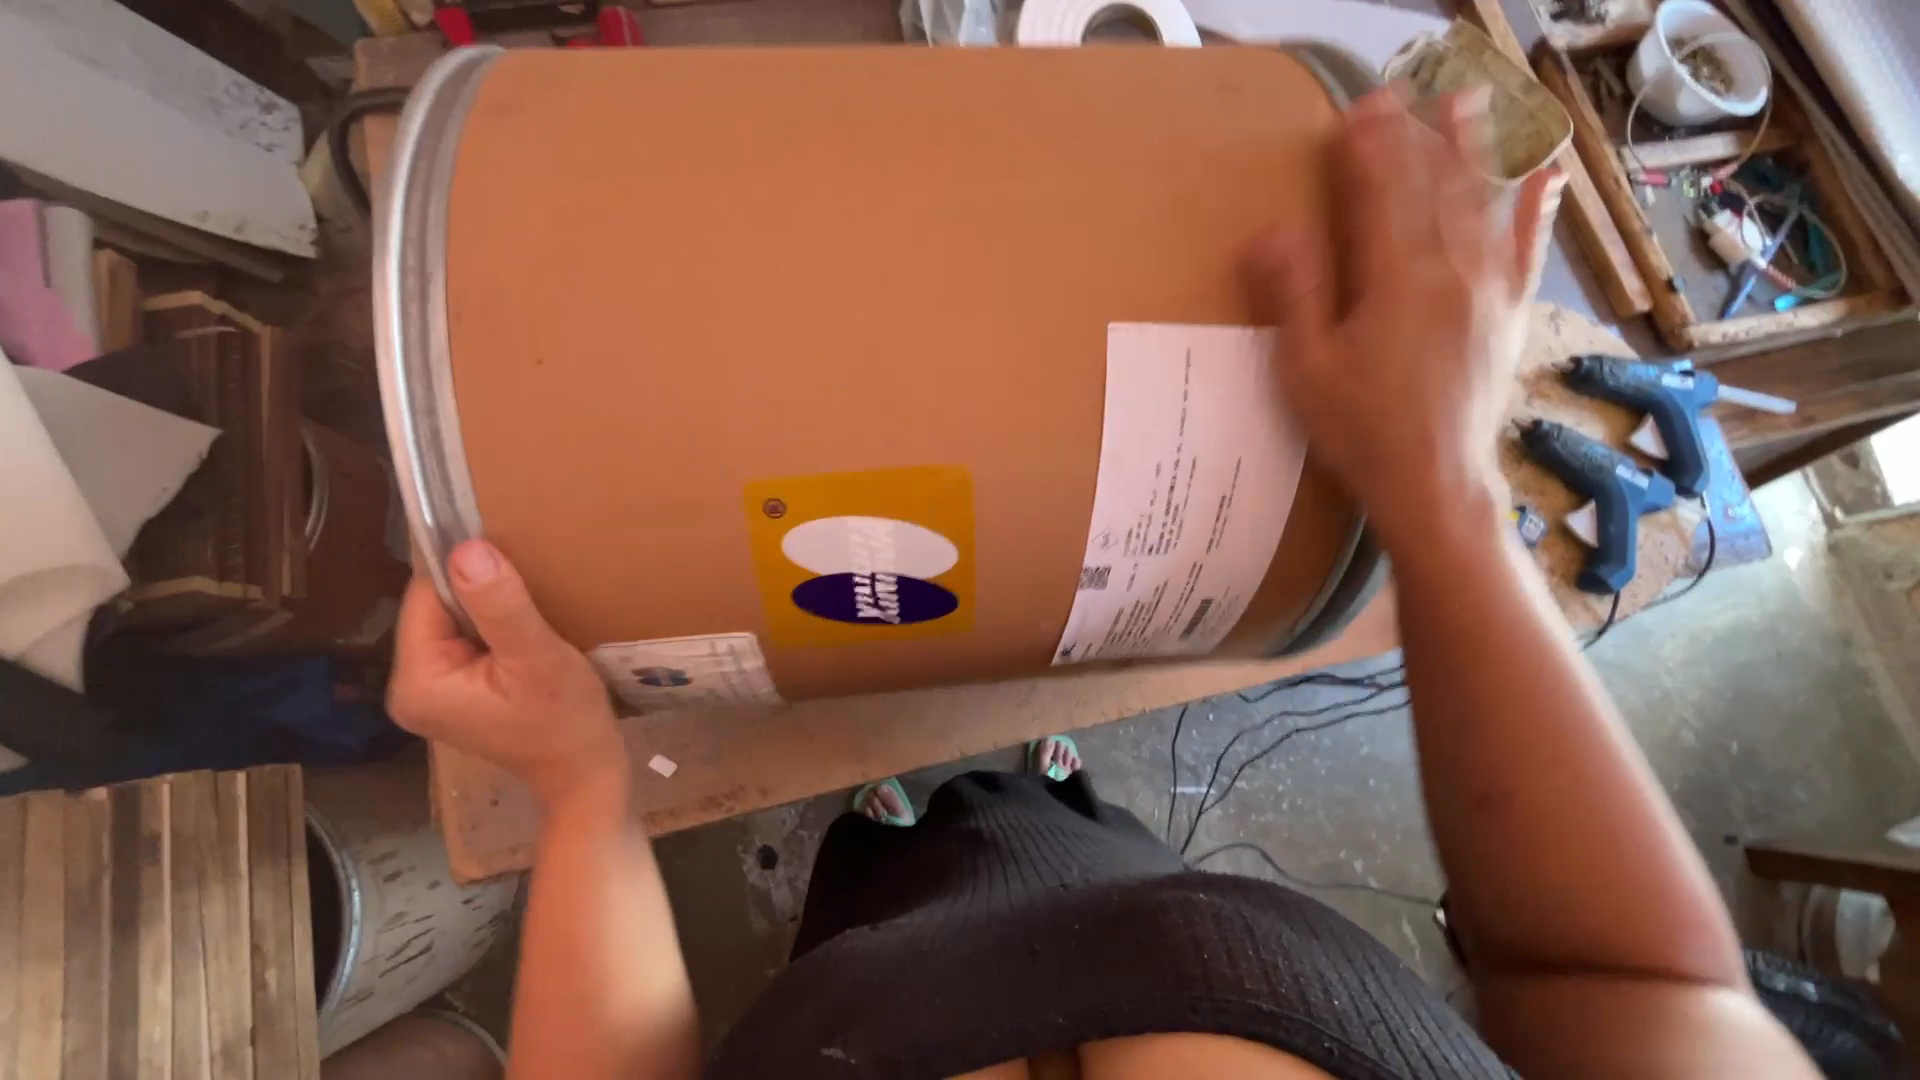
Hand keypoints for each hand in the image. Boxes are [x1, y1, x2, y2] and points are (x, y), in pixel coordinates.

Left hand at [388, 539, 625, 807]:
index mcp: (418, 681)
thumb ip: (501, 607)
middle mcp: (410, 688)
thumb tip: (468, 549)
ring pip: (455, 625)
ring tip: (534, 606)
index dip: (467, 574)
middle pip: (438, 611)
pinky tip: (528, 632)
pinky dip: (497, 630)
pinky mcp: (456, 696)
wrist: (585, 772)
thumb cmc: (566, 720)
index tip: (512, 557)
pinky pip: (468, 643)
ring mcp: (432, 695)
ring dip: (492, 610)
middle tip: (532, 585)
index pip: (427, 599)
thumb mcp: (538, 658)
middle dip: (481, 594)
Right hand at [1245, 87, 1564, 550]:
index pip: (1384, 193)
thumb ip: (1297, 295)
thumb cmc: (1359, 427)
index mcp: (1397, 279)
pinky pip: (1526, 249)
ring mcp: (1490, 288)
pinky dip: (1534, 209)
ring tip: (1471, 99)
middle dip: (1420, 132)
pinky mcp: (1509, 313)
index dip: (1372, 147)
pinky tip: (1543, 178)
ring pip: (1485, 201)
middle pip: (1438, 184)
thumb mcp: (1307, 368)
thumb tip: (1273, 233)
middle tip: (1412, 86)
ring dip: (1476, 146)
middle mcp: (1453, 269)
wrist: (1433, 479)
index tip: (1359, 107)